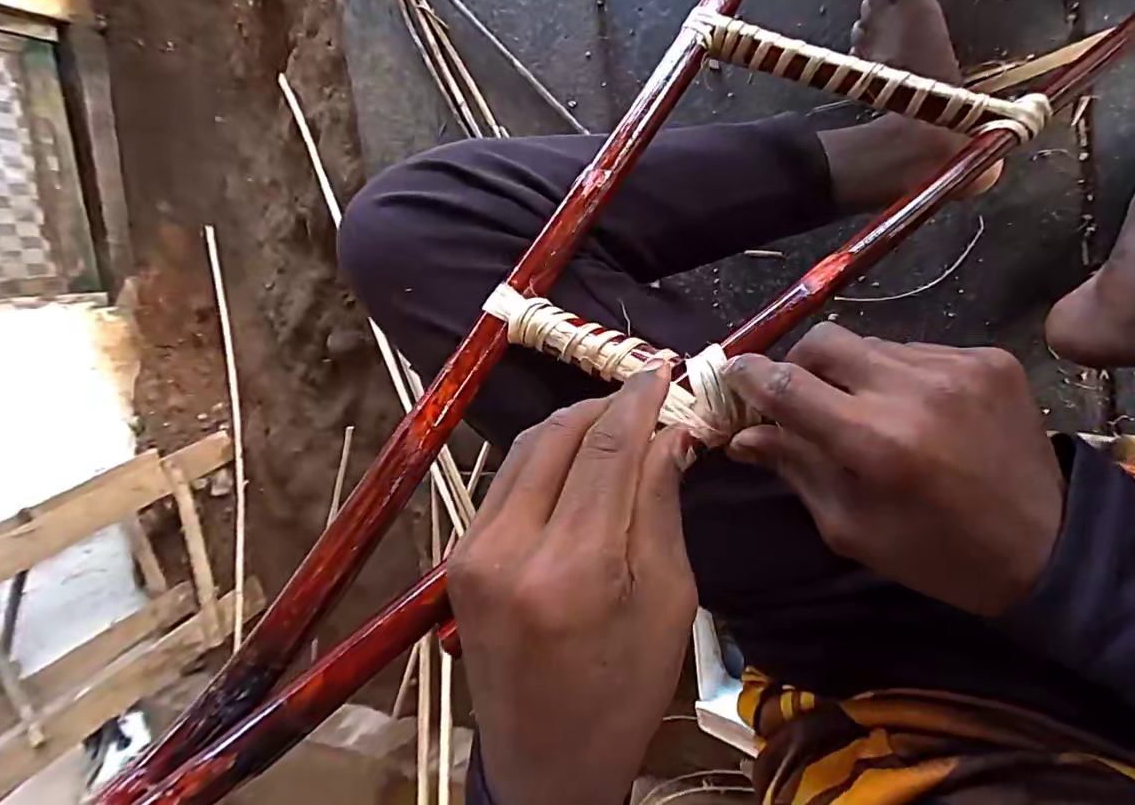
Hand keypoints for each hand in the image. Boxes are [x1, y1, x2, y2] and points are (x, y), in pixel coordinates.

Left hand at [446, 367, 696, 804]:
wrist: (545, 764)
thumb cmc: (627, 685)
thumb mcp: (669, 594)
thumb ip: (662, 502)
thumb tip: (672, 432)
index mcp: (573, 567)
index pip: (607, 448)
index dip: (638, 399)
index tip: (664, 370)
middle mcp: (509, 549)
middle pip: (561, 433)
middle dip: (609, 402)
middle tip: (650, 395)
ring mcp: (474, 552)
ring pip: (530, 446)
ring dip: (579, 421)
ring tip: (622, 420)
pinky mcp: (462, 557)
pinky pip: (512, 475)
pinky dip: (552, 451)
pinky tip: (584, 456)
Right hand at [722, 323, 1062, 616]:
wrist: (1048, 546)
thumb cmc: (939, 554)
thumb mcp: (855, 528)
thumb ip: (796, 469)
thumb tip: (744, 434)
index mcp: (875, 441)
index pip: (788, 385)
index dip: (750, 375)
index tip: (735, 372)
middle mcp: (914, 389)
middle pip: (826, 340)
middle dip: (801, 363)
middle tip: (804, 395)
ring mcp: (958, 364)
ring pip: (873, 344)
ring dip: (857, 372)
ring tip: (874, 409)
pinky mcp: (989, 356)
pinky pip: (920, 350)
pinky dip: (904, 374)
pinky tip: (921, 408)